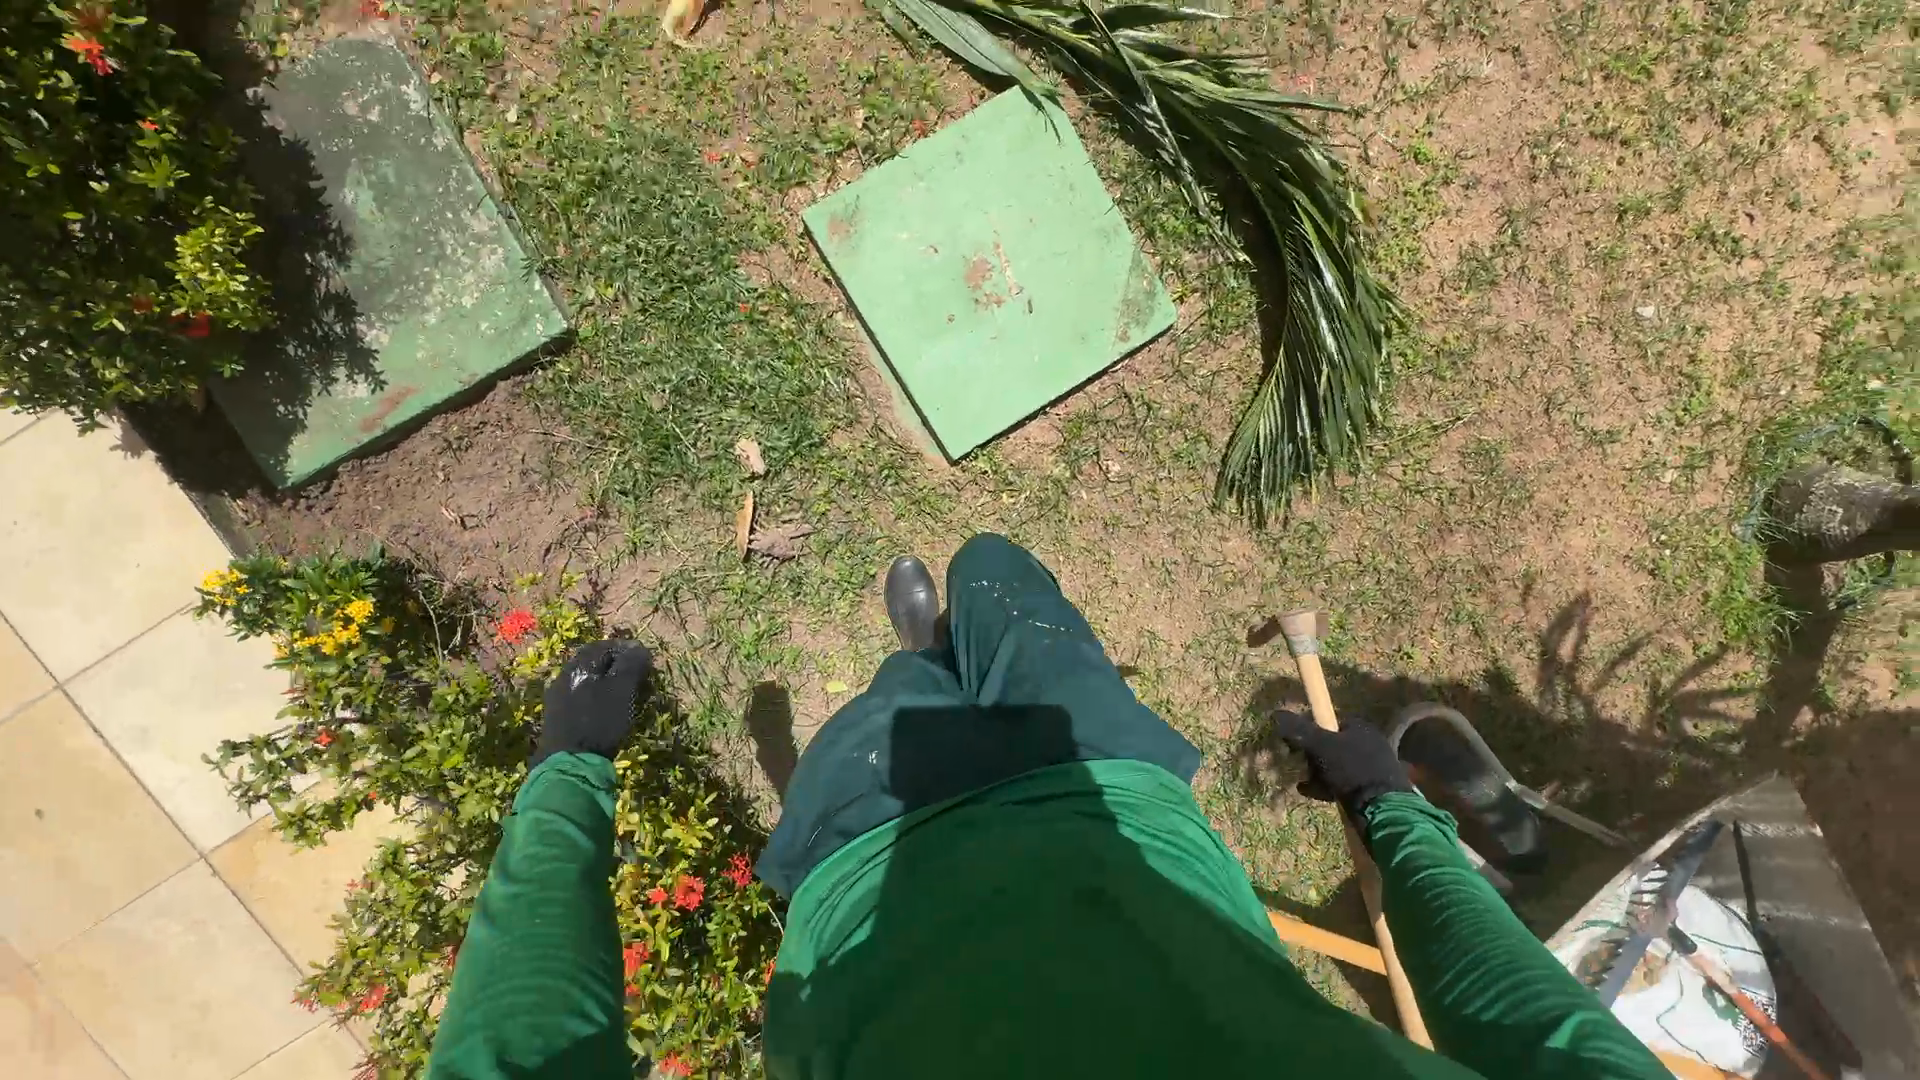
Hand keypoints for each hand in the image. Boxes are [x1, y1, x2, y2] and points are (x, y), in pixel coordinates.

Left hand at [532, 641, 654, 766]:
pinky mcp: (558, 717)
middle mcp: (564, 676)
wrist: (569, 762)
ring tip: (627, 695)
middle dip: (618, 666)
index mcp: (578, 666)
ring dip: (609, 683)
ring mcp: (558, 697)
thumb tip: (638, 647)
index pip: (604, 646)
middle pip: (594, 662)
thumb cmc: (600, 720)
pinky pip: (582, 697)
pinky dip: (599, 697)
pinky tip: (609, 710)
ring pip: (588, 680)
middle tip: (638, 676)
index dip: (627, 649)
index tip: (645, 659)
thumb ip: (631, 663)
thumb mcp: (622, 688)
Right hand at [1270, 710, 1413, 822]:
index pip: (1329, 722)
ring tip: (1305, 784)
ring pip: (1335, 765)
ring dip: (1317, 774)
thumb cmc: (1351, 770)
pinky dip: (1327, 786)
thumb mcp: (1320, 746)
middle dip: (1312, 757)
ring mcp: (1372, 767)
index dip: (1310, 731)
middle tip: (1301, 766)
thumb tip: (1276, 713)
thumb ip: (1299, 730)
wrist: (1383, 809)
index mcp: (1361, 729)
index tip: (1297, 744)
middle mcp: (1369, 744)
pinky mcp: (1373, 788)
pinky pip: (1344, 782)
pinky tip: (1315, 794)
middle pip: (1330, 745)